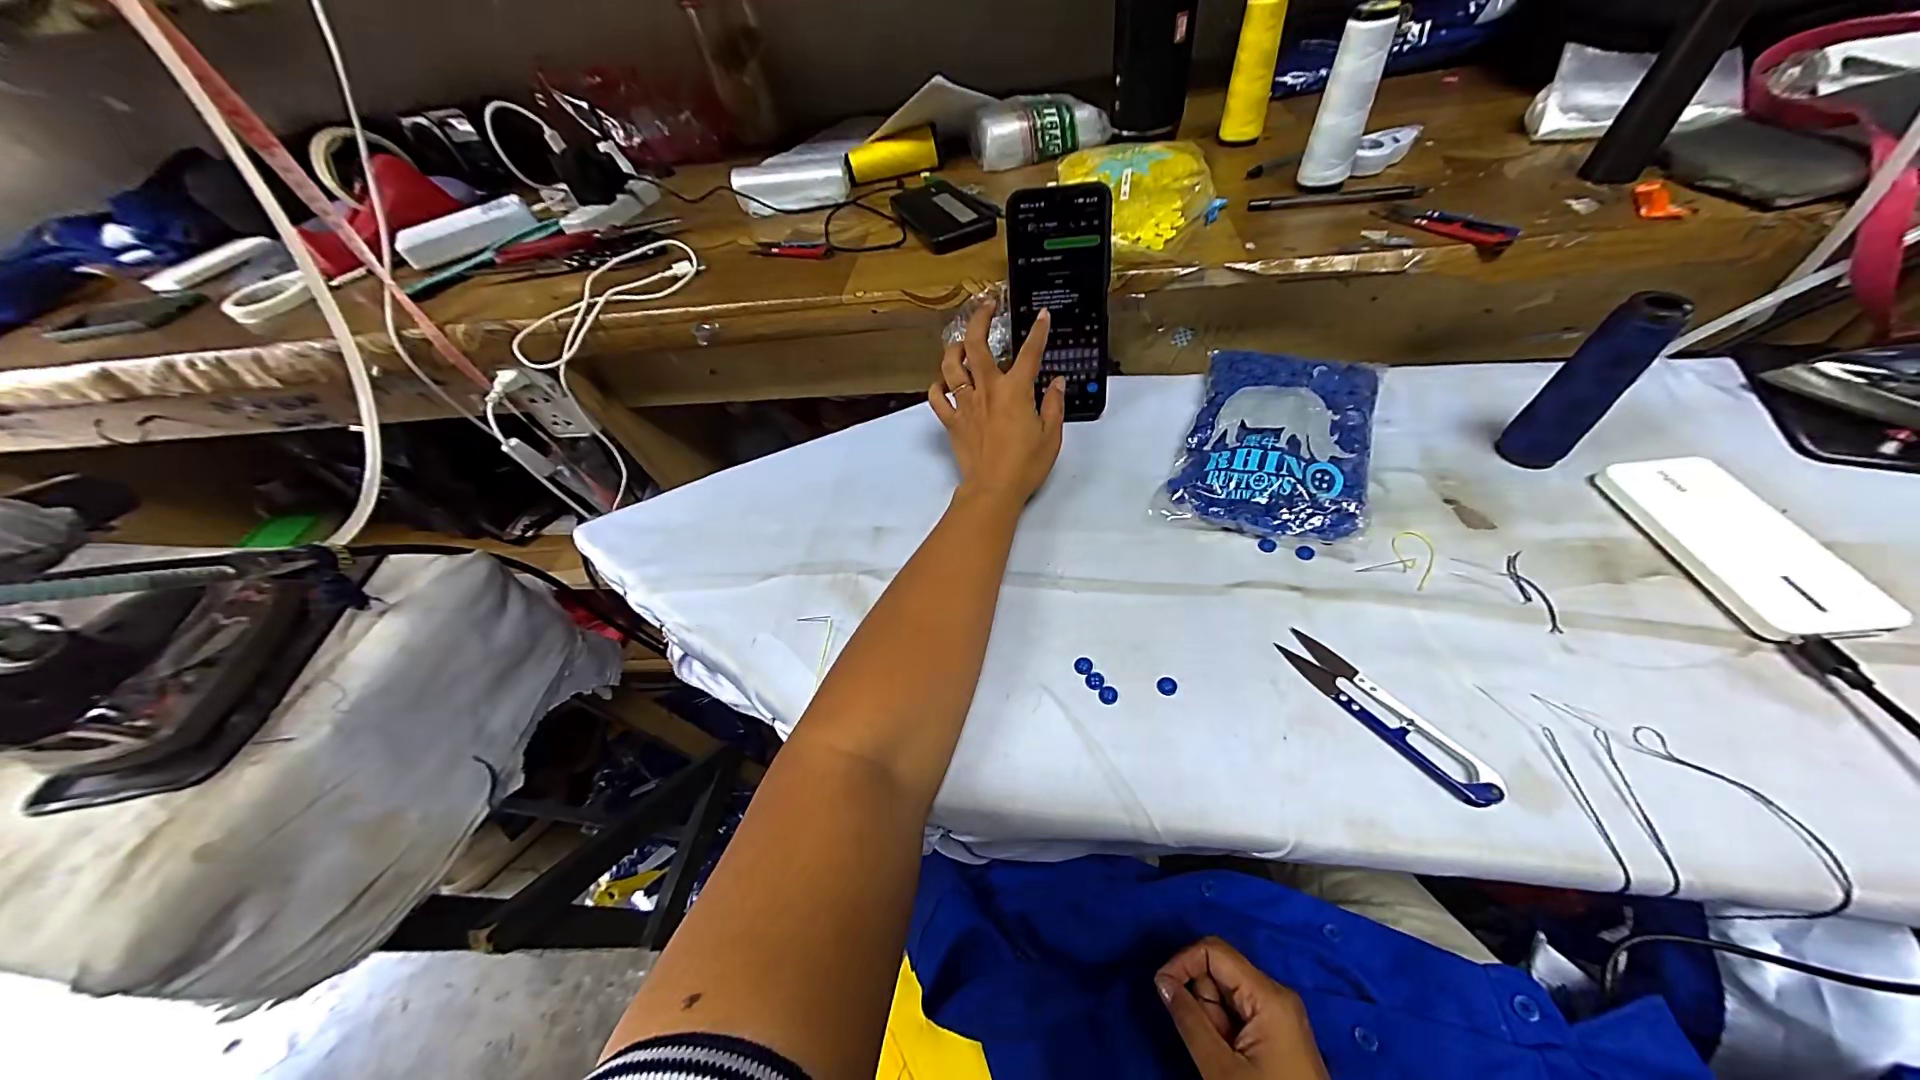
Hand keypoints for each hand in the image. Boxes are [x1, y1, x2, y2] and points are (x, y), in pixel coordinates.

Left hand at [928, 299, 1064, 510]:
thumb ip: (1054, 404)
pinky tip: (944, 384)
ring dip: (953, 349)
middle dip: (980, 319)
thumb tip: (1057, 383)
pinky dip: (938, 387)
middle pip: (976, 345)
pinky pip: (937, 398)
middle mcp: (987, 391)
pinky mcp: (953, 422)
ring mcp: (966, 405)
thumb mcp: (1051, 434)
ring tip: (960, 344)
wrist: (994, 489)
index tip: (1041, 317)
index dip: (1037, 331)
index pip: (1029, 352)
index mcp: (1015, 391)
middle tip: (986, 307)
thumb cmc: (1024, 465)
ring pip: (951, 366)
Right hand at [1155, 937, 1330, 1079]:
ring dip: (1211, 1018)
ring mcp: (1279, 1013)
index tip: (1161, 989)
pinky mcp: (1278, 1031)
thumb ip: (1189, 1019)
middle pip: (1220, 971)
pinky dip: (1224, 1028)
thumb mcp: (1221, 1068)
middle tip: (1206, 1043)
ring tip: (1222, 1058)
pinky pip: (1239, 1011)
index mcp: (1268, 995)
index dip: (1182, 962)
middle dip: (1199, 998)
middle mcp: (1276, 994)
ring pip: (1226, 993)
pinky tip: (1231, 1058)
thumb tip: (1162, 981)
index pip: (1213, 951)